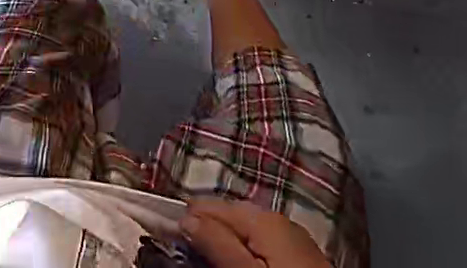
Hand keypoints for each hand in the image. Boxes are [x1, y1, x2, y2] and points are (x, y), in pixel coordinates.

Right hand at [180, 198, 330, 267]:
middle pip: (226, 216)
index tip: (166, 237)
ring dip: (224, 244)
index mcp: (261, 216)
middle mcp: (276, 216)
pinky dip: (245, 253)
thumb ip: (218, 245)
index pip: (207, 204)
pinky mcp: (301, 258)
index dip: (184, 218)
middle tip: (186, 254)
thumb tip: (184, 215)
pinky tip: (238, 264)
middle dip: (206, 231)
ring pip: (243, 232)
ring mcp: (292, 238)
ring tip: (208, 260)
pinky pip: (260, 246)